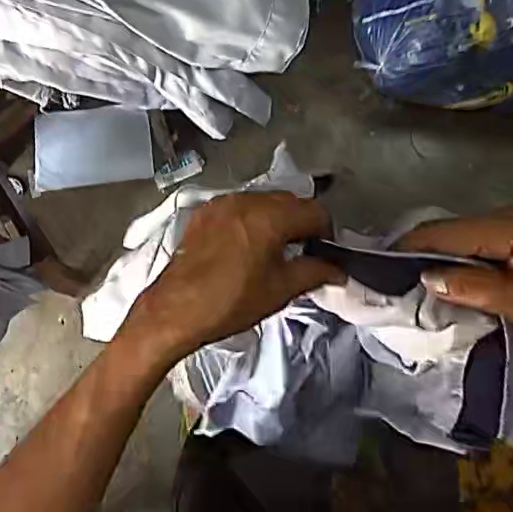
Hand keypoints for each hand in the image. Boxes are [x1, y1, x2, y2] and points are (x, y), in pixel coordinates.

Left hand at [114, 192, 341, 371]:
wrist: (174, 311)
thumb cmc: (230, 302)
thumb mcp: (280, 290)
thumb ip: (315, 272)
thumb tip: (338, 269)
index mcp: (272, 216)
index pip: (315, 211)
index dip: (325, 232)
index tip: (322, 252)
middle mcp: (249, 200)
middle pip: (291, 201)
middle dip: (301, 223)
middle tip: (300, 253)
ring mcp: (224, 202)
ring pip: (265, 201)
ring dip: (276, 219)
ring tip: (271, 250)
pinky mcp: (206, 211)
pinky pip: (240, 207)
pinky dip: (250, 219)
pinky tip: (244, 246)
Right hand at [398, 211, 512, 371]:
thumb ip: (480, 288)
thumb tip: (429, 275)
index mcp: (512, 228)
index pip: (447, 232)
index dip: (412, 248)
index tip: (379, 270)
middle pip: (454, 233)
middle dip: (423, 255)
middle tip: (391, 284)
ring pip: (468, 243)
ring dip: (442, 262)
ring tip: (412, 288)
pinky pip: (484, 253)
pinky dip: (464, 268)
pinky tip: (451, 288)